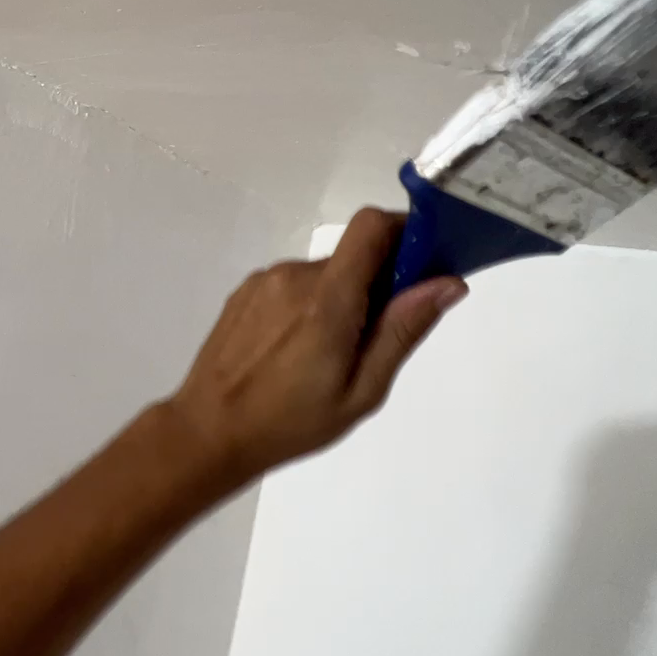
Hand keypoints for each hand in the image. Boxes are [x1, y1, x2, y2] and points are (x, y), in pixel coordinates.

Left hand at [166, 207, 467, 477]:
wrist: (208, 429)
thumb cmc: (291, 421)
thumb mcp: (361, 389)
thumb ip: (402, 330)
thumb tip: (448, 282)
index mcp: (325, 297)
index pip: (371, 226)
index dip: (404, 232)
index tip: (422, 267)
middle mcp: (292, 275)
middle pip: (351, 256)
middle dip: (374, 286)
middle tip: (372, 341)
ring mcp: (262, 281)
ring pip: (321, 274)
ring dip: (338, 299)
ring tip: (325, 356)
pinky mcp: (243, 292)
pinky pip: (291, 285)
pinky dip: (307, 305)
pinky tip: (294, 350)